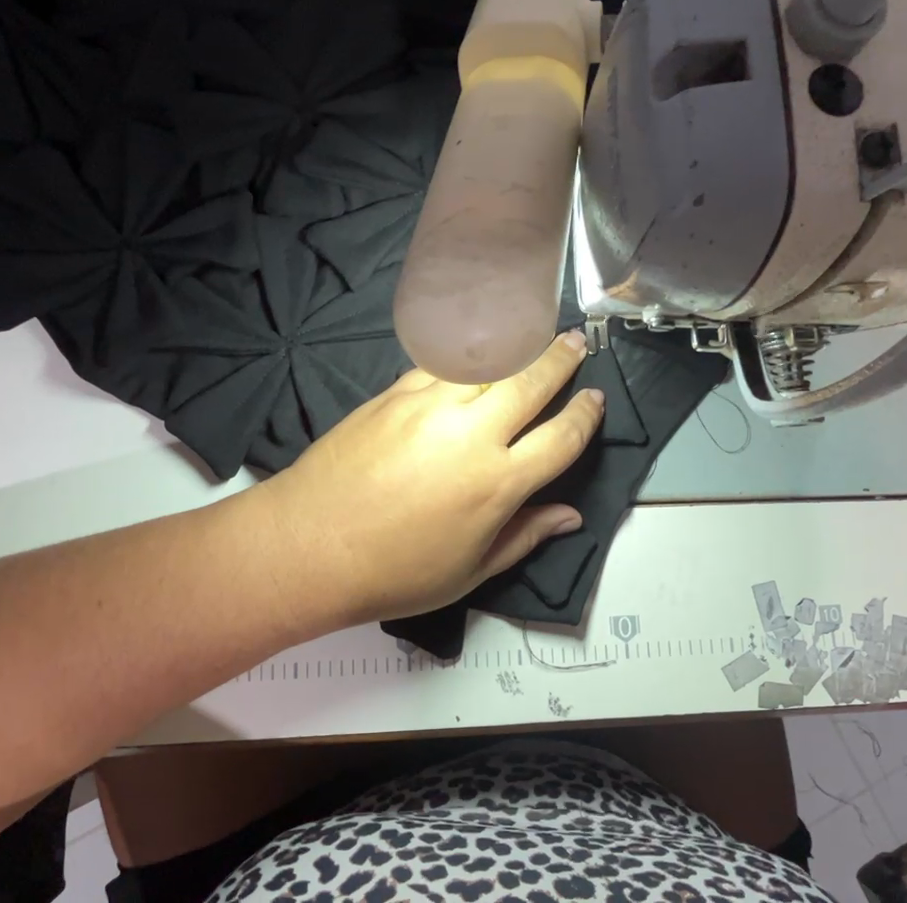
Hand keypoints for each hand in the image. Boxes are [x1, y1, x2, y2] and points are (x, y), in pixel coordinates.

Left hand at [246, 331, 605, 625]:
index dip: (586, 415)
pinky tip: (474, 351)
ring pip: (488, 362)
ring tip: (535, 334)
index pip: (562, 438)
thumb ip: (525, 536)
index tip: (596, 399)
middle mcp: (472, 434)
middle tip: (577, 341)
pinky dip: (466, 354)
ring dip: (517, 345)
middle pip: (531, 383)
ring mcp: (431, 406)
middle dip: (560, 359)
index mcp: (498, 483)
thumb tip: (570, 516)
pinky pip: (441, 364)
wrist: (310, 545)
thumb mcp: (470, 571)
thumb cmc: (394, 573)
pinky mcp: (395, 393)